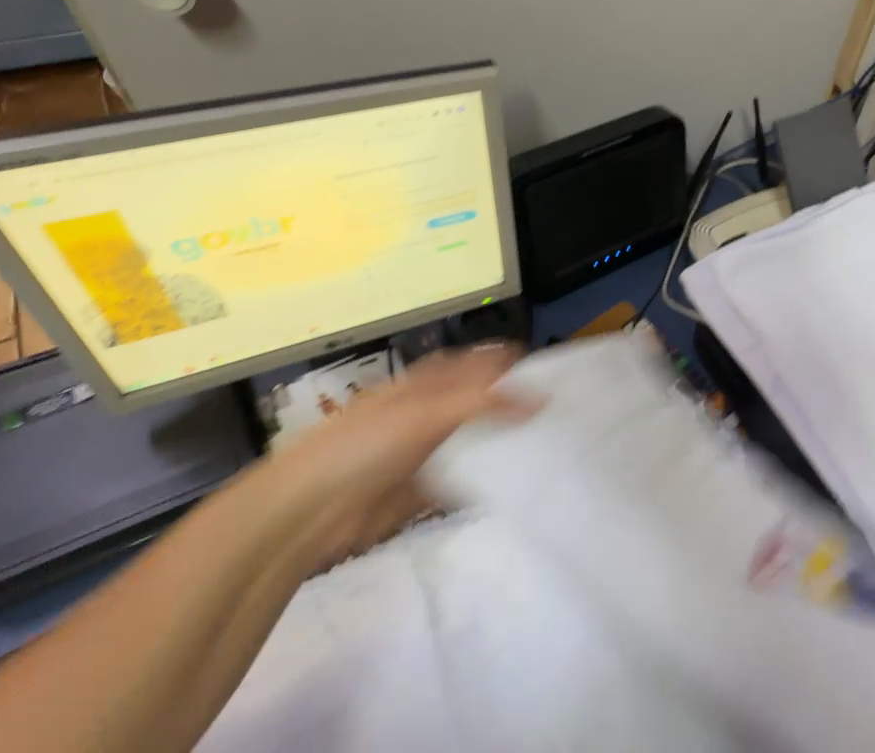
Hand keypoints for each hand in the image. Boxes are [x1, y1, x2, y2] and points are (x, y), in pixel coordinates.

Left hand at [259, 344, 534, 570]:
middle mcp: (430, 412)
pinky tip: (521, 482)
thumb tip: (543, 397)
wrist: (309, 510)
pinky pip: (467, 480)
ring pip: (477, 441)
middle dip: (516, 404)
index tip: (555, 375)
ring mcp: (428, 452)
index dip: (510, 365)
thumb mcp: (426, 413)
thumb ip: (484, 403)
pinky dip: (490, 479)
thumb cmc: (364, 446)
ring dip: (506, 443)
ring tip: (554, 446)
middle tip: (564, 413)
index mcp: (426, 383)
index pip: (477, 364)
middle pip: (482, 402)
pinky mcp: (426, 491)